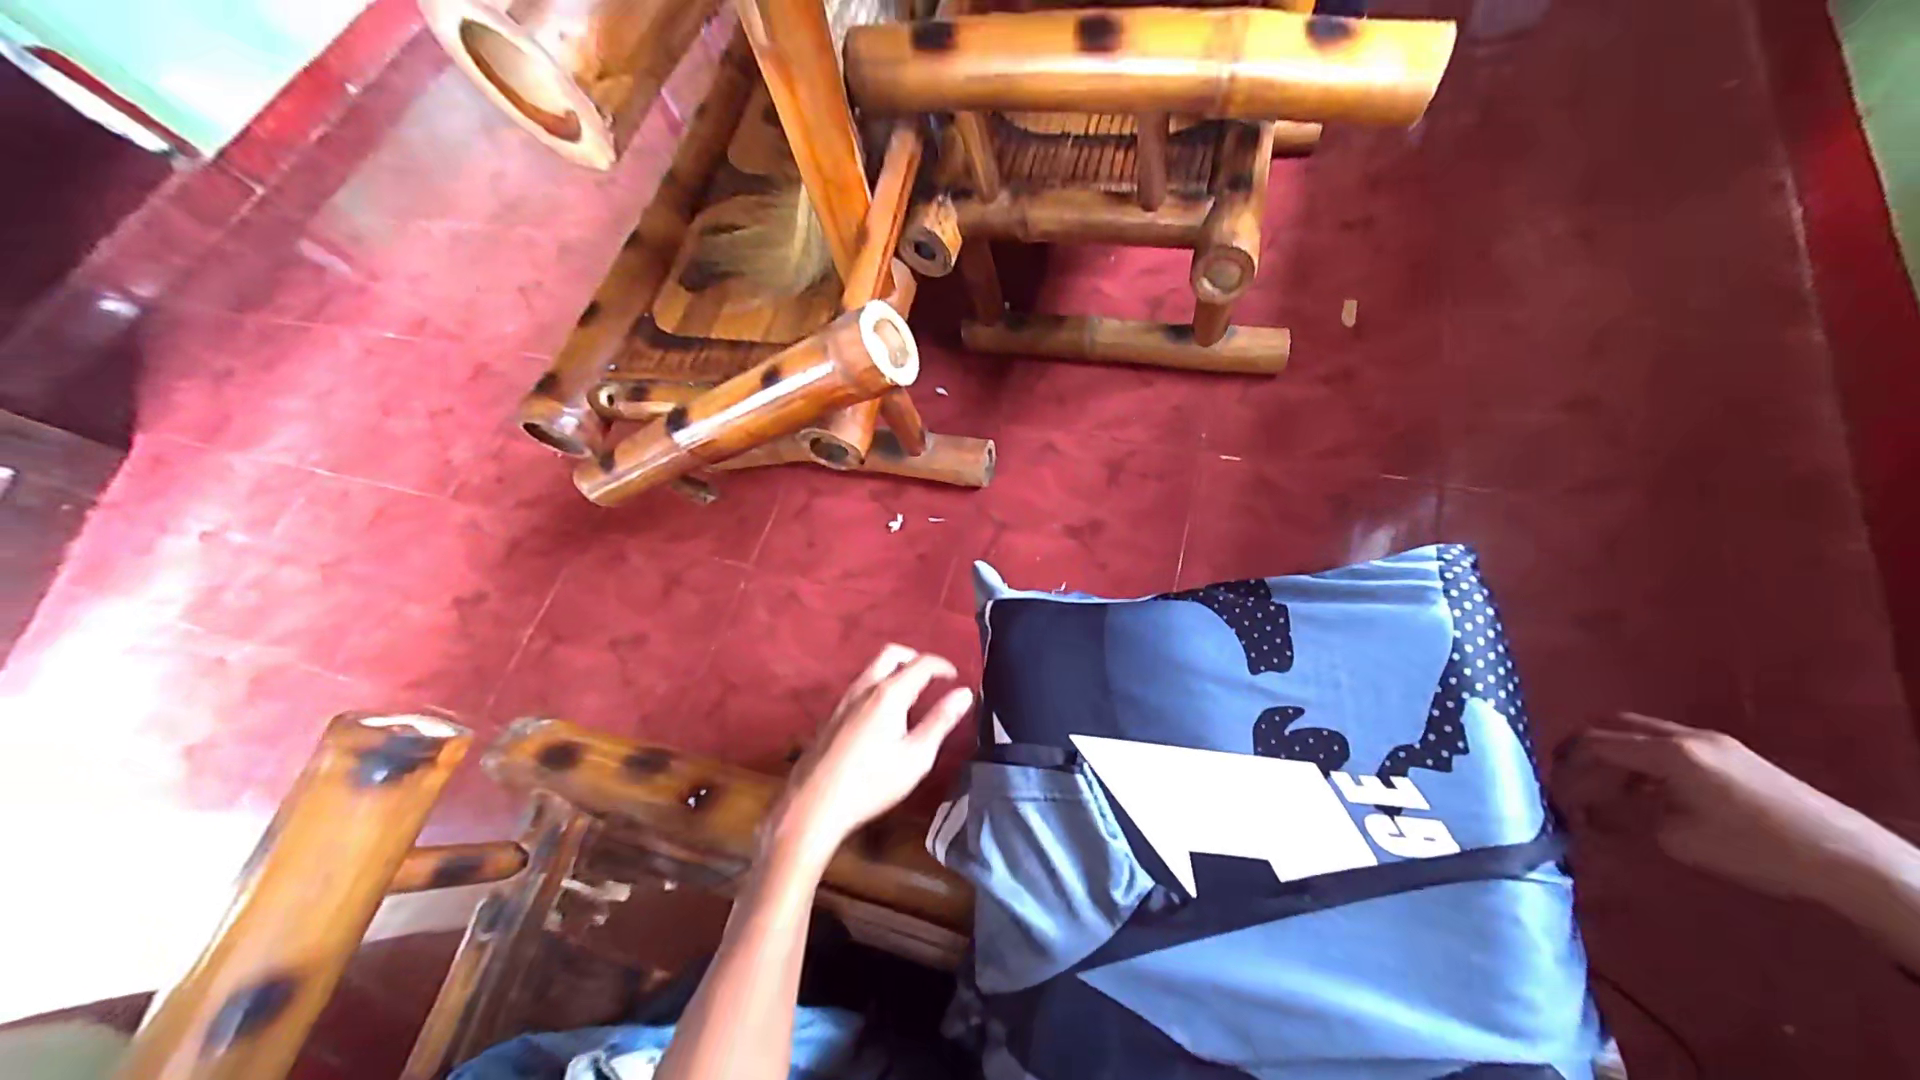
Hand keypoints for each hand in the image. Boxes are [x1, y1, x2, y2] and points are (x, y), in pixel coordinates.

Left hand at [766, 645, 973, 864]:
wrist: (815, 804)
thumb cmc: (872, 782)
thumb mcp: (917, 756)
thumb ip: (941, 721)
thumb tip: (964, 693)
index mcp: (889, 694)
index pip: (921, 664)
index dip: (943, 666)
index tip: (955, 677)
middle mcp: (864, 689)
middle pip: (891, 654)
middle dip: (915, 658)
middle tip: (932, 677)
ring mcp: (844, 701)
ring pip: (872, 669)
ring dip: (895, 670)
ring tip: (912, 693)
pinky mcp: (832, 717)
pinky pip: (860, 686)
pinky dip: (879, 685)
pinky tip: (884, 714)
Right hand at [1554, 712, 1902, 903]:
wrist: (1852, 861)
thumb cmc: (1755, 849)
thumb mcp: (1675, 837)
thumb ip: (1622, 816)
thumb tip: (1586, 813)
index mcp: (1668, 751)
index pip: (1594, 744)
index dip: (1567, 766)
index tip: (1553, 791)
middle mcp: (1684, 735)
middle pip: (1612, 726)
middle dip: (1583, 750)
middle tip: (1568, 778)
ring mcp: (1712, 742)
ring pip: (1639, 733)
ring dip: (1614, 755)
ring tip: (1604, 789)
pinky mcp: (1732, 755)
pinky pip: (1667, 745)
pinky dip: (1642, 761)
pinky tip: (1645, 791)